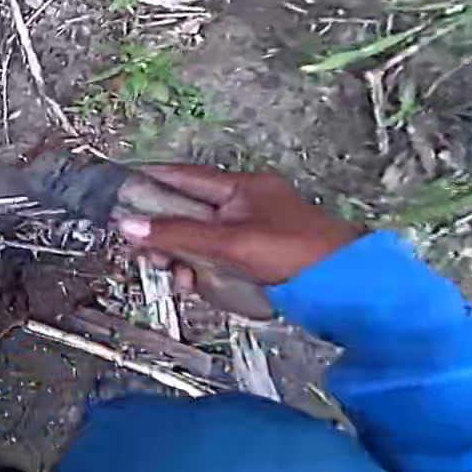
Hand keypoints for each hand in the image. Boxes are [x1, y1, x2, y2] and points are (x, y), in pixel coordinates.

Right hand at [115, 165, 362, 286]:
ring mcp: (249, 230)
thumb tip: (126, 225)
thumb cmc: (295, 256)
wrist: (355, 295)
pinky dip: (196, 268)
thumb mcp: (230, 243)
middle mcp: (243, 204)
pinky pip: (210, 256)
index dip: (149, 178)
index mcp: (243, 188)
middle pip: (184, 210)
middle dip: (159, 229)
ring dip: (175, 254)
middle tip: (140, 247)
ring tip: (169, 271)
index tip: (117, 187)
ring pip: (194, 236)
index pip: (183, 175)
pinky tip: (191, 284)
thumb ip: (176, 234)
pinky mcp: (253, 256)